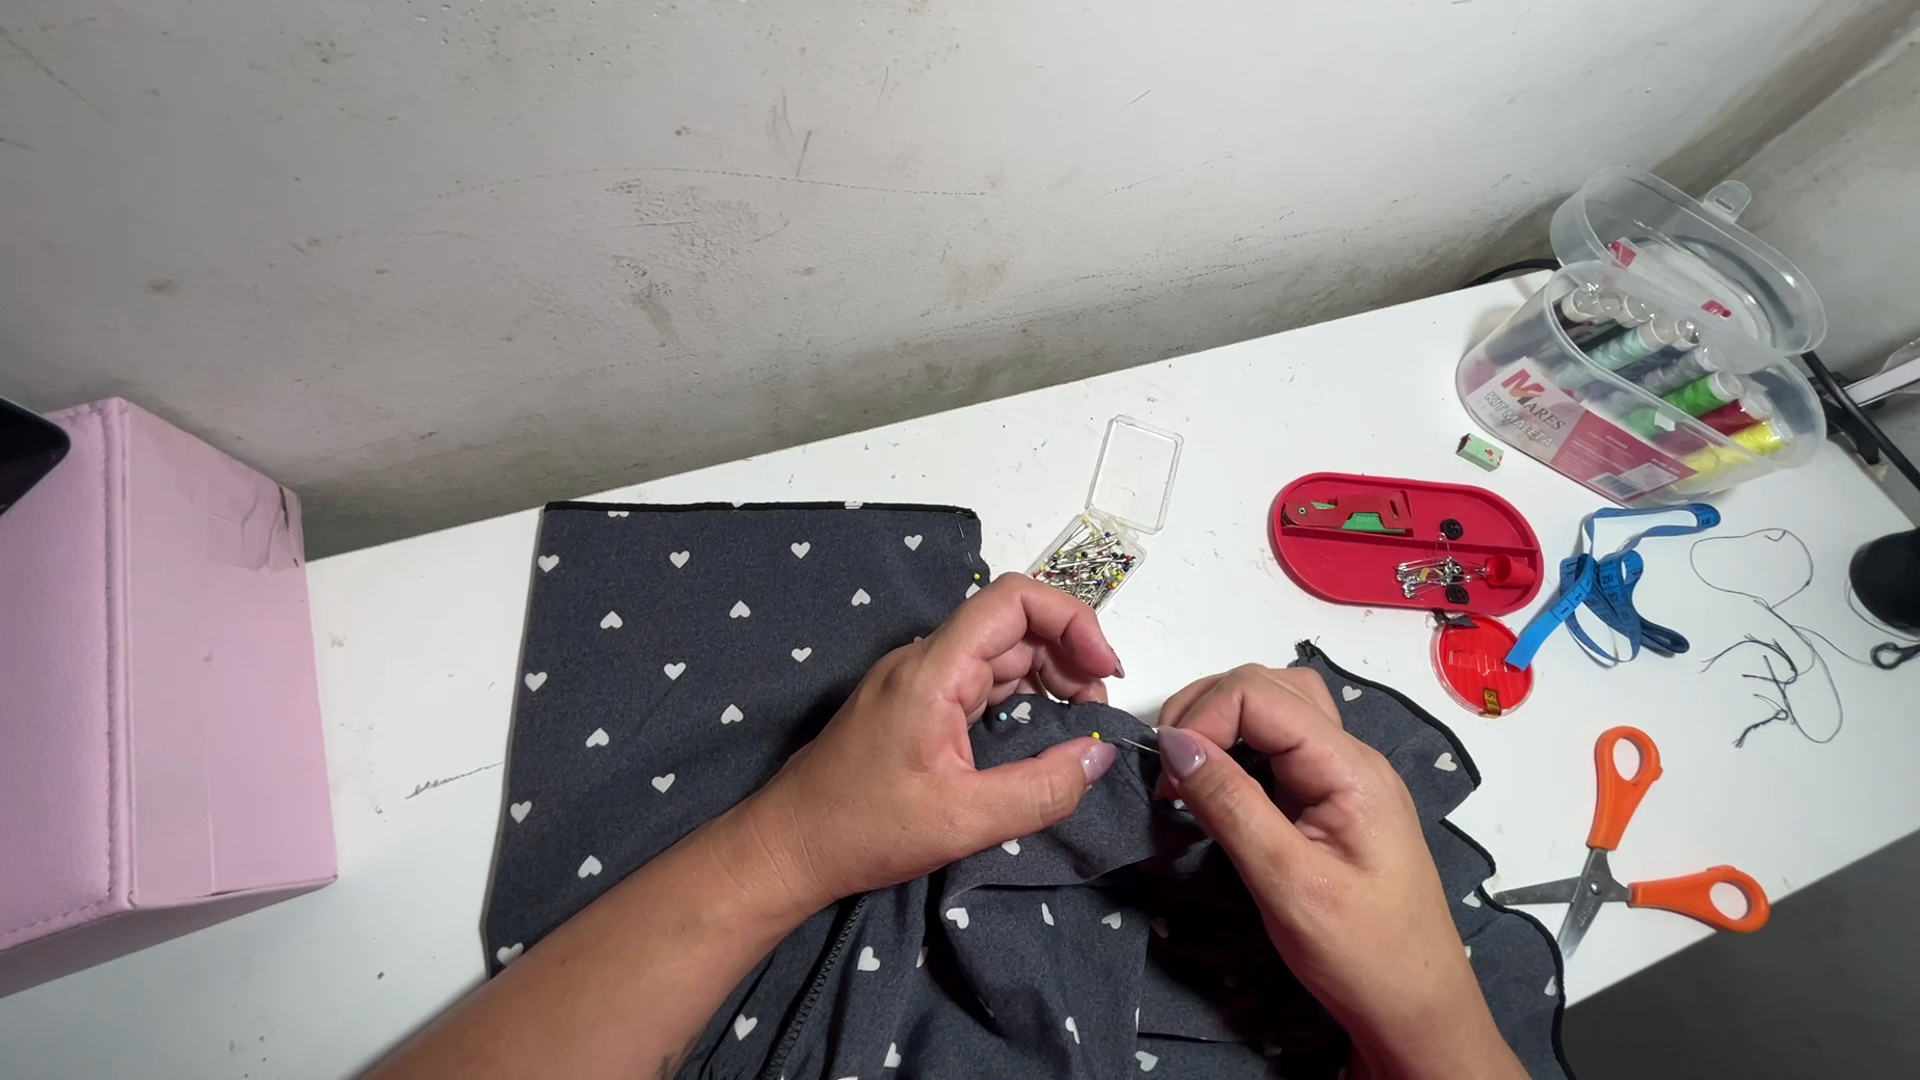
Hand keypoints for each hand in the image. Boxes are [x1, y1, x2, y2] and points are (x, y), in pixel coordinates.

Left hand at [725, 574, 1124, 914]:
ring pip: (1001, 653)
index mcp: (933, 669)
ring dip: (1049, 678)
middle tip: (1095, 712)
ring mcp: (922, 680)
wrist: (788, 845)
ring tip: (1077, 724)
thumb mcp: (962, 821)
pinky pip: (983, 681)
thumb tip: (1100, 755)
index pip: (1011, 600)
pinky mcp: (921, 703)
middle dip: (1068, 656)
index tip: (1106, 667)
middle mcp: (928, 660)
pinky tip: (1040, 733)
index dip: (1070, 619)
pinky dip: (1022, 699)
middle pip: (1013, 625)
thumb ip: (1040, 789)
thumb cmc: (861, 828)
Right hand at [1153, 666, 1524, 1079]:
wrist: (1419, 1016)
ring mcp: (1338, 772)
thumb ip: (1228, 803)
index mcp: (1349, 768)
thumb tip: (1172, 741)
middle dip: (1204, 709)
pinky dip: (1234, 745)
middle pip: (1266, 685)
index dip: (1203, 717)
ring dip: (1219, 720)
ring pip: (1271, 704)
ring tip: (1188, 763)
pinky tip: (1216, 779)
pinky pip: (1273, 741)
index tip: (1170, 775)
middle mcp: (1347, 755)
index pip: (1260, 694)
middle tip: (1171, 766)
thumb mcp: (1287, 883)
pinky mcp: (1325, 792)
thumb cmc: (1362, 957)